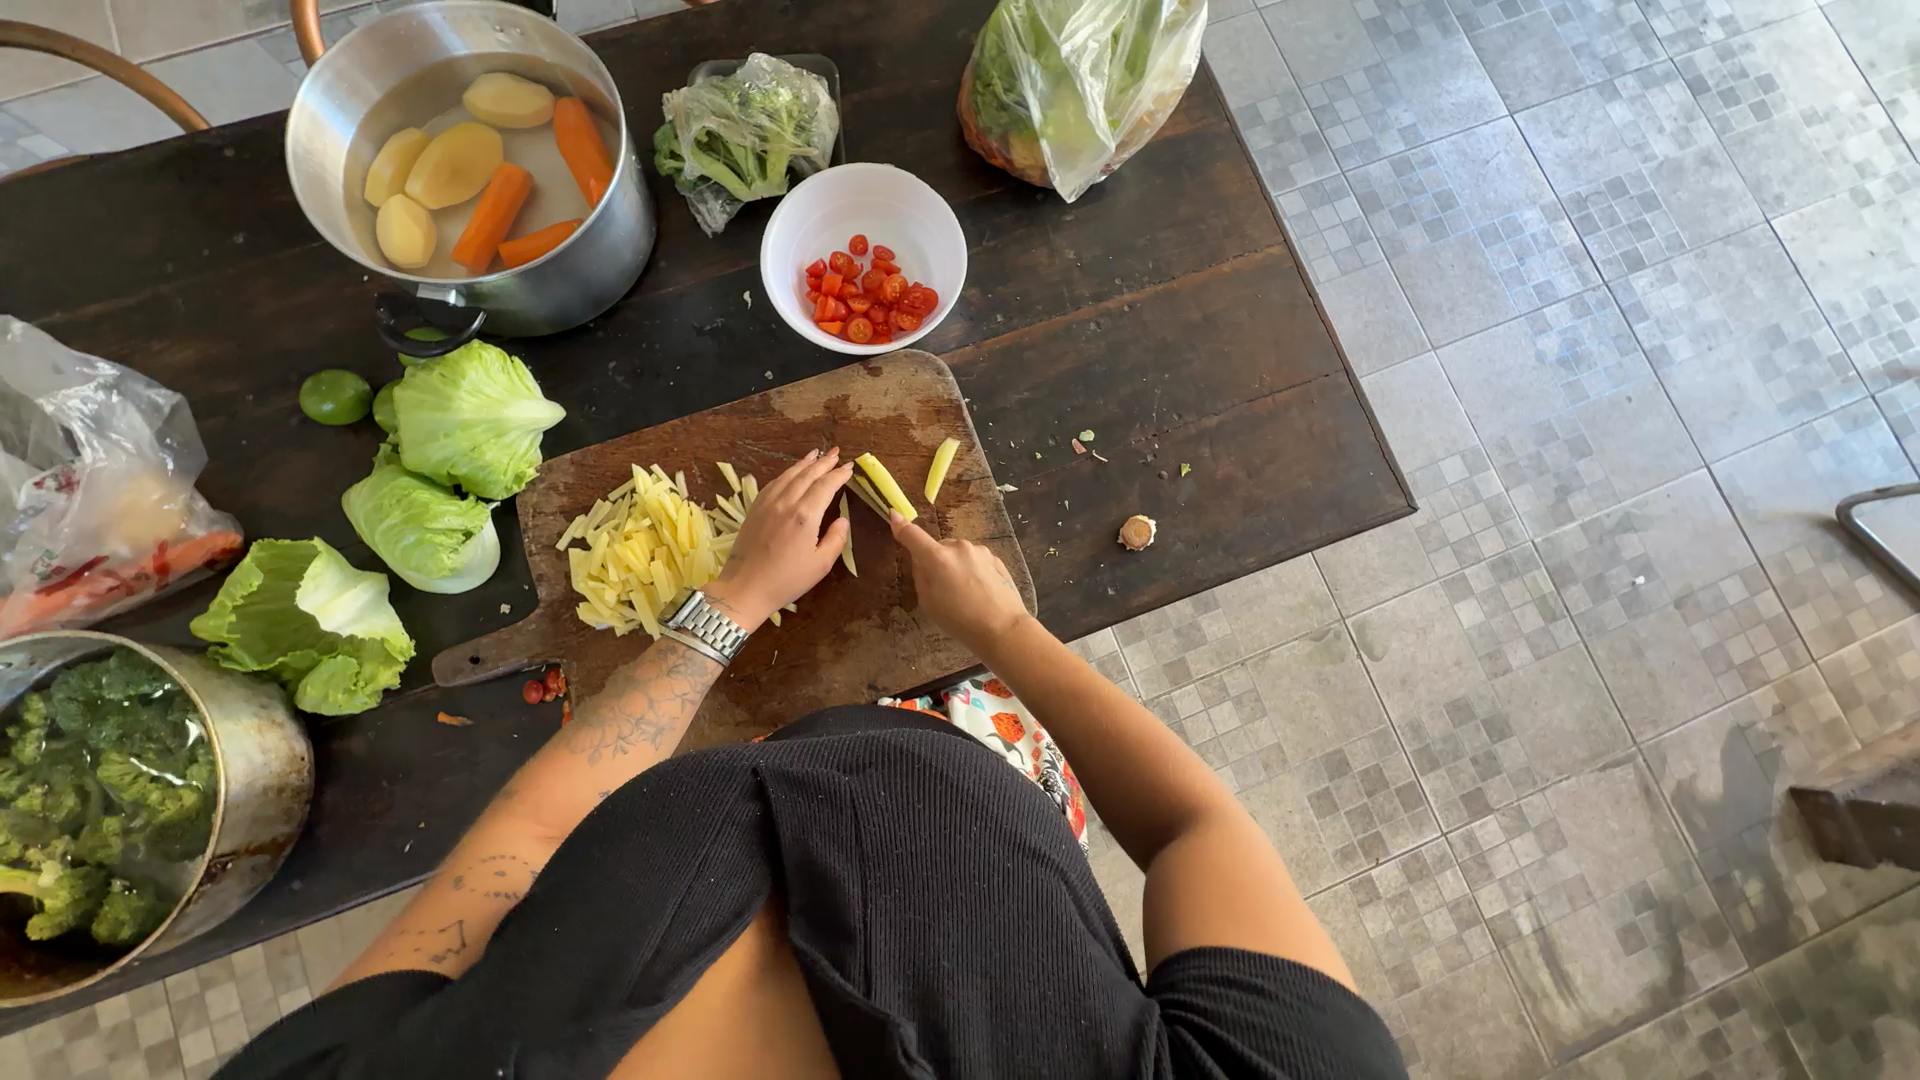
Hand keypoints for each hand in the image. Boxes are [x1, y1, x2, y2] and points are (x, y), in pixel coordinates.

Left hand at [705, 448, 853, 630]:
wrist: (745, 588)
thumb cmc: (787, 580)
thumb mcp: (821, 565)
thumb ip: (836, 539)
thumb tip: (842, 520)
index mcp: (806, 515)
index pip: (826, 486)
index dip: (839, 475)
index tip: (849, 467)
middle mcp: (787, 503)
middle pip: (808, 475)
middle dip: (824, 462)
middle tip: (836, 452)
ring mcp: (768, 503)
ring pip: (789, 475)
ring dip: (805, 463)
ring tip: (816, 454)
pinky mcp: (755, 509)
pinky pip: (774, 483)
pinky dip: (787, 473)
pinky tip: (792, 472)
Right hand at [889, 513, 1030, 653]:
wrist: (1003, 628)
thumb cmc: (960, 621)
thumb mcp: (928, 603)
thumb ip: (921, 576)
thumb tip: (921, 560)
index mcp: (938, 558)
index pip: (913, 536)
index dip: (901, 526)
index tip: (894, 515)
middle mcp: (959, 547)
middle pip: (938, 548)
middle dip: (936, 562)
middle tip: (942, 589)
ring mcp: (980, 551)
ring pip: (958, 553)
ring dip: (955, 566)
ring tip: (965, 594)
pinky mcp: (995, 558)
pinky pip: (975, 560)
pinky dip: (972, 571)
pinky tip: (979, 591)